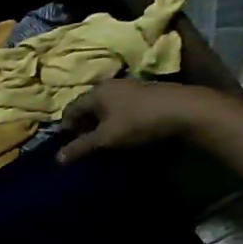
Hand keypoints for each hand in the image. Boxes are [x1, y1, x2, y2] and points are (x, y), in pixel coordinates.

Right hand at [56, 80, 214, 164]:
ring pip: (105, 106)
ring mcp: (129, 87)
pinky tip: (121, 131)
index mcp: (96, 92)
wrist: (185, 110)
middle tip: (82, 143)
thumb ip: (80, 147)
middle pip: (87, 106)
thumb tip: (57, 158)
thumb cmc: (138, 122)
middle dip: (82, 124)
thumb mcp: (106, 139)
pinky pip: (120, 106)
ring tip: (102, 140)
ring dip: (99, 122)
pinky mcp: (145, 93)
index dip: (66, 127)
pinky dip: (114, 119)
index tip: (66, 145)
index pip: (71, 109)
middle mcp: (110, 85)